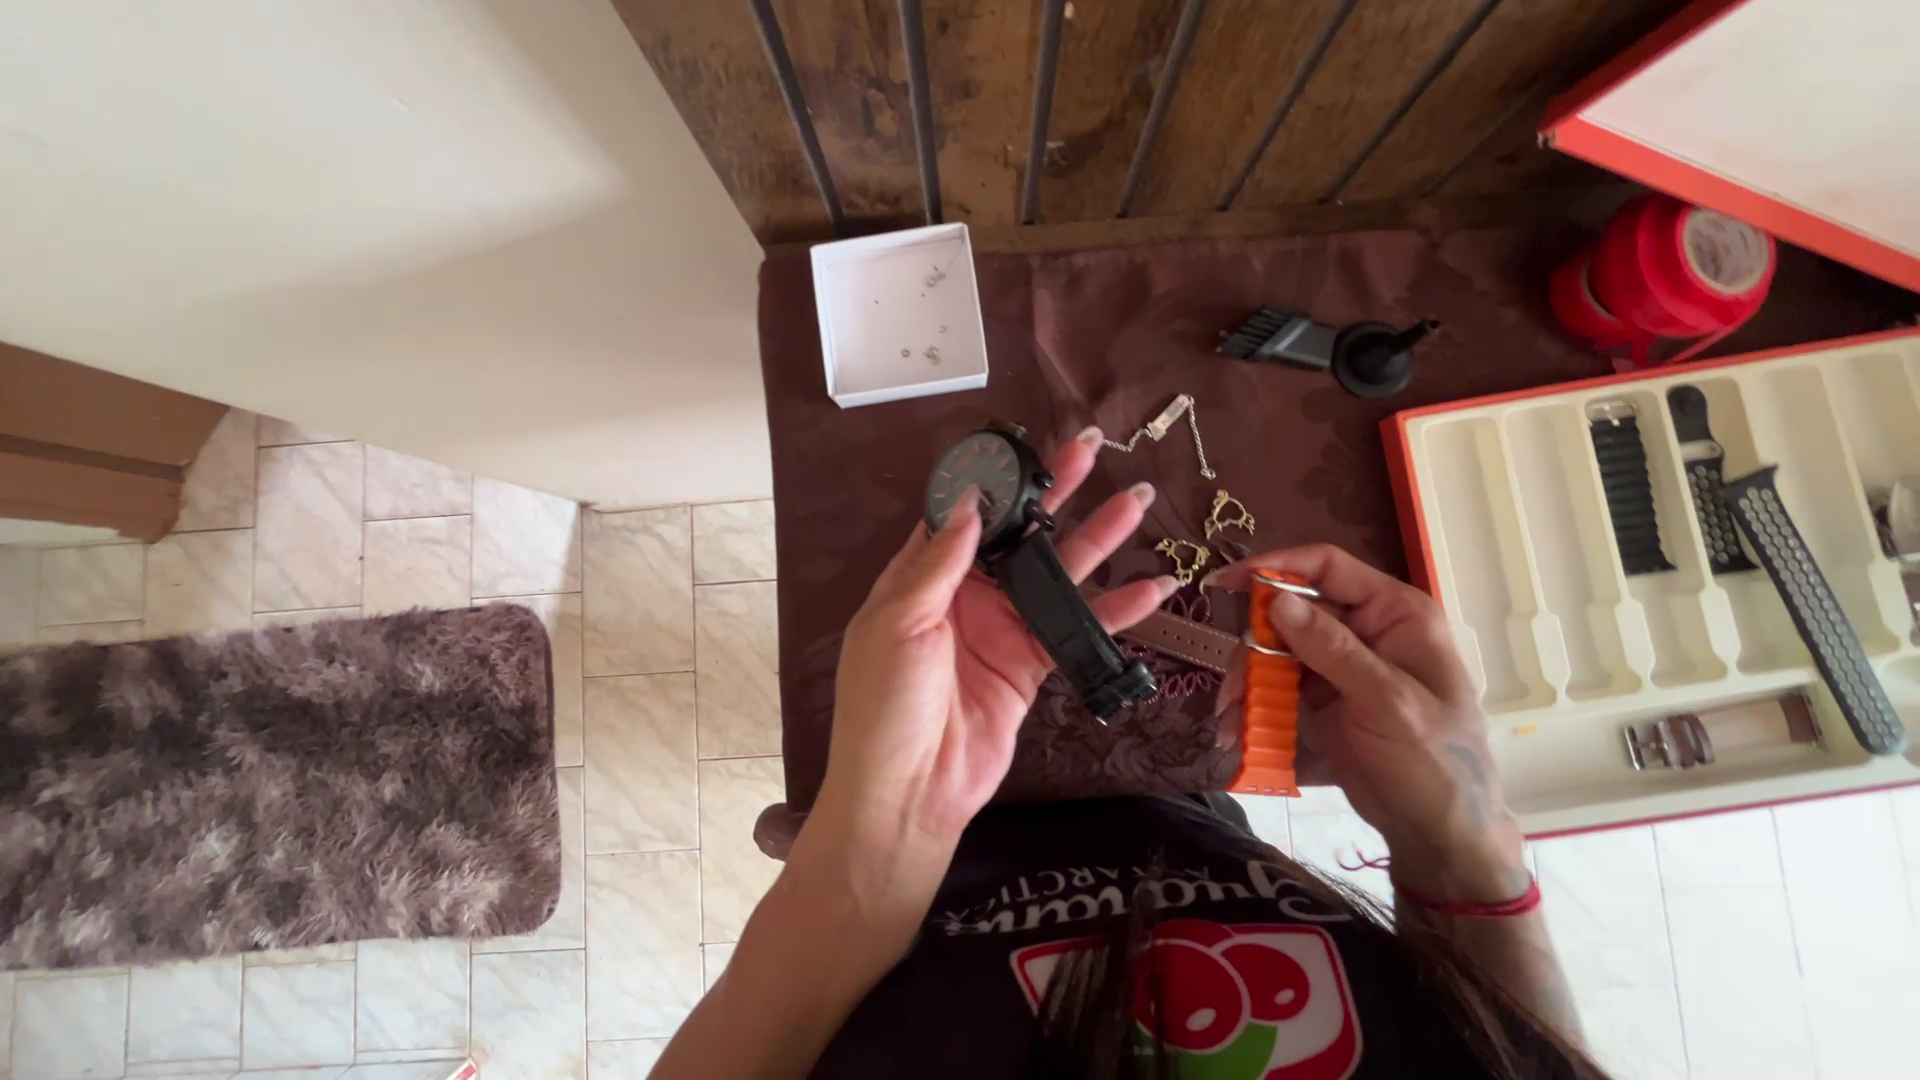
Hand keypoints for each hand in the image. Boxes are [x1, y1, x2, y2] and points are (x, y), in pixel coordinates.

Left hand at [811, 427, 1175, 866]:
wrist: (909, 793)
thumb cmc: (885, 705)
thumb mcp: (898, 623)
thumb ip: (938, 563)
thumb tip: (970, 499)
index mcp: (922, 577)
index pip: (961, 513)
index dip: (993, 480)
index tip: (1026, 445)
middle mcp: (966, 595)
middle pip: (1017, 533)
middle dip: (1055, 492)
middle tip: (1091, 447)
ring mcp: (1003, 628)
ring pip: (1056, 574)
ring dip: (1098, 540)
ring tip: (1137, 500)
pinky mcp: (1032, 665)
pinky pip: (1077, 629)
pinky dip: (1115, 612)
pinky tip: (1153, 587)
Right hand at [1206, 544, 1527, 902]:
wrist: (1438, 831)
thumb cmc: (1434, 760)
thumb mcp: (1387, 701)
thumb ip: (1332, 648)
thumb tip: (1275, 599)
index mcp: (1395, 614)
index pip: (1328, 567)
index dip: (1276, 566)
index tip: (1227, 582)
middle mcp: (1364, 628)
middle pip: (1290, 610)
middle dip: (1252, 641)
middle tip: (1230, 682)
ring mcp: (1339, 662)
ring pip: (1275, 646)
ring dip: (1247, 677)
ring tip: (1230, 716)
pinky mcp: (1320, 694)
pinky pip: (1275, 681)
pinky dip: (1253, 699)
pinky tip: (1237, 727)